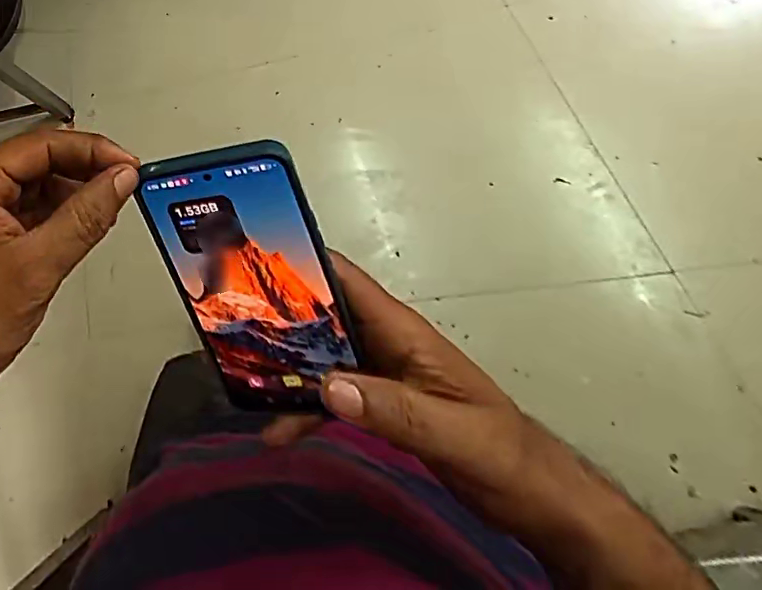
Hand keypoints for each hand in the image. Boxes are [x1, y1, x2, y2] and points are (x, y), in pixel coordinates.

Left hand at [0, 129, 138, 402]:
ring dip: (76, 193)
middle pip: (41, 160)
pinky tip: (85, 225)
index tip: (124, 163)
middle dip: (85, 170)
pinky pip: (34, 211)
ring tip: (109, 205)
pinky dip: (63, 216)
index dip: (90, 150)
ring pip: (40, 185)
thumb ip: (85, 215)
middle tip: (124, 181)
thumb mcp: (38, 264)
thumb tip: (118, 179)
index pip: (41, 144)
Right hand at [262, 253, 563, 517]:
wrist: (535, 499)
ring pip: (318, 355)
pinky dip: (303, 406)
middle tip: (227, 323)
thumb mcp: (450, 431)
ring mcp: (377, 371)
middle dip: (276, 315)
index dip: (300, 261)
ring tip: (243, 381)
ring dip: (284, 366)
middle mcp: (382, 341)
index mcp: (400, 329)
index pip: (343, 277)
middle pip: (319, 314)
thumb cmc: (503, 453)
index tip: (252, 263)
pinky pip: (328, 393)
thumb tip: (326, 383)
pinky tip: (278, 429)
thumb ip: (392, 407)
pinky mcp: (376, 401)